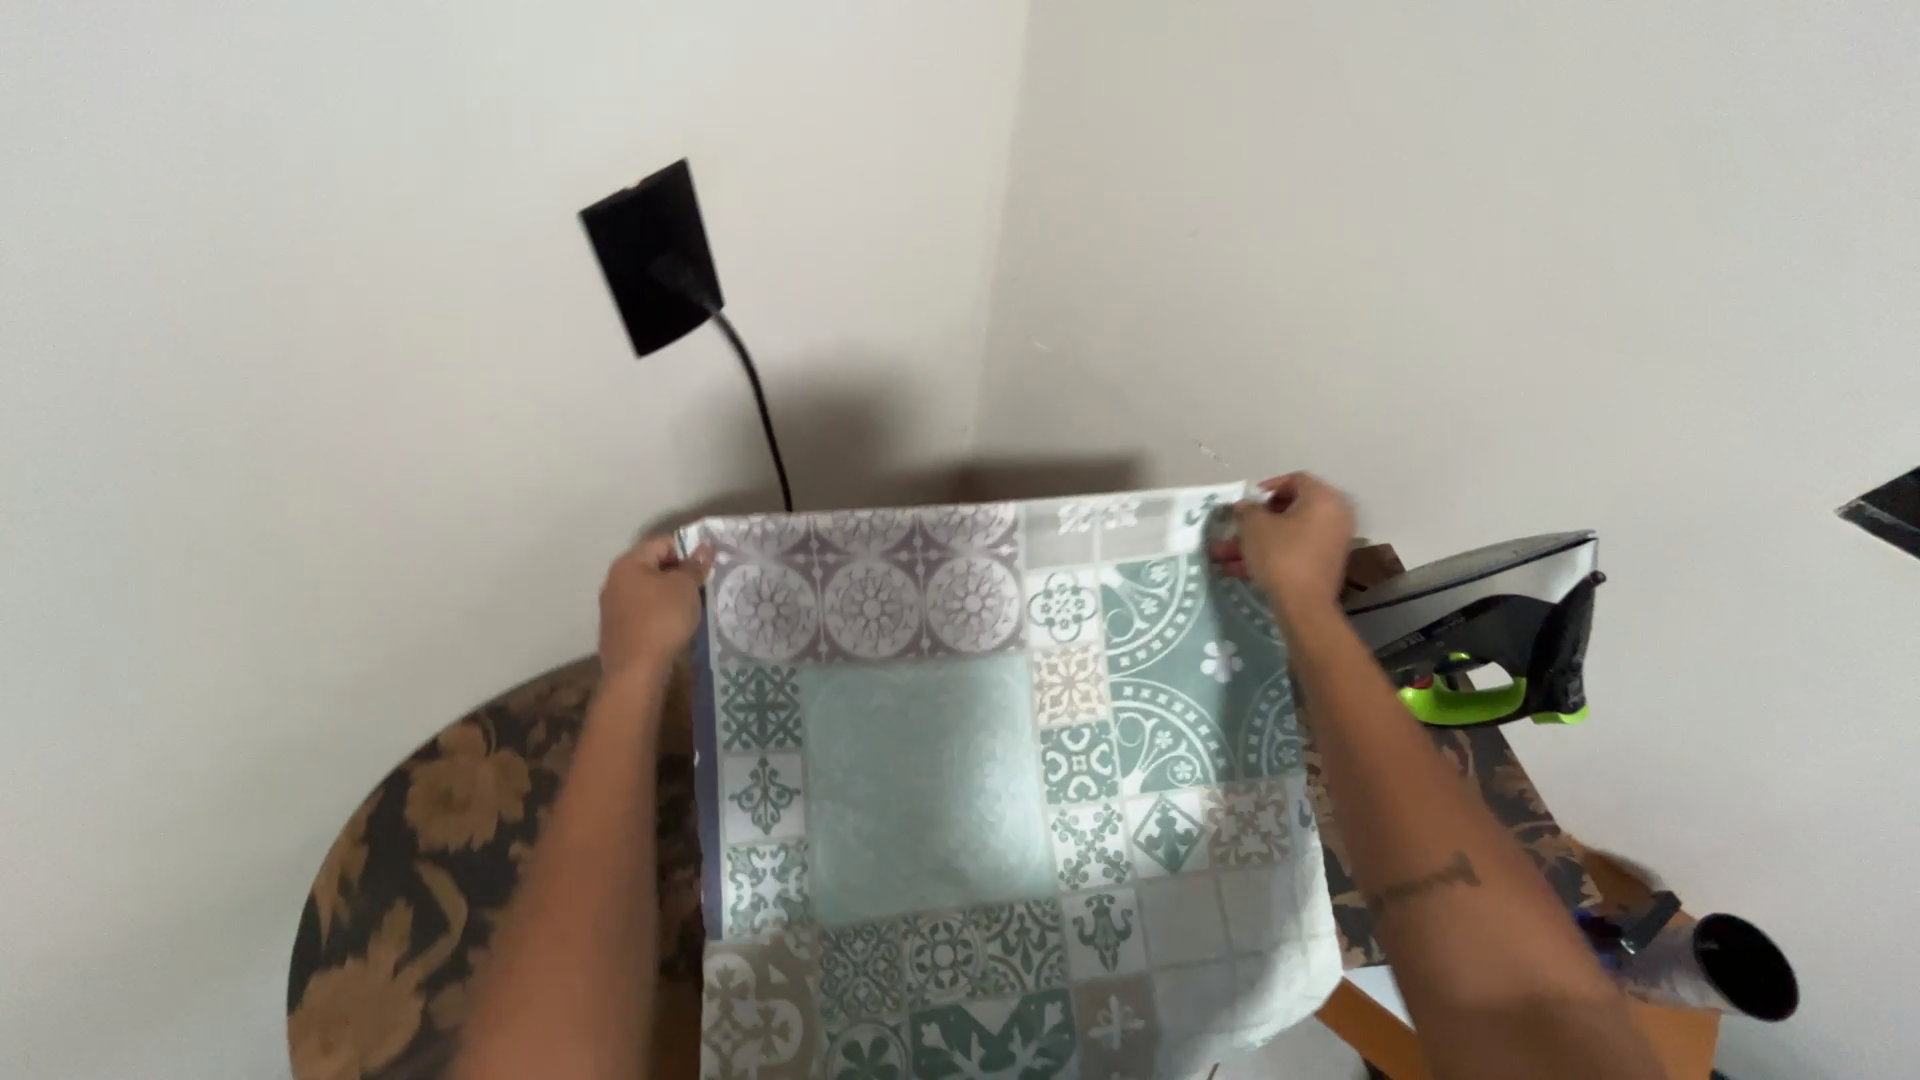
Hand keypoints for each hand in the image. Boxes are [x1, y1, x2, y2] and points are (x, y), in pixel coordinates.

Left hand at [598, 535, 712, 684]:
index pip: (663, 542)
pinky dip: (660, 611)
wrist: (636, 670)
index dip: (688, 550)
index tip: (706, 567)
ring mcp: (613, 605)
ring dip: (671, 594)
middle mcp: (615, 580)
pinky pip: (643, 609)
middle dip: (680, 573)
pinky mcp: (617, 628)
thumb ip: (695, 565)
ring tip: (691, 607)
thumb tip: (705, 547)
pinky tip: (674, 625)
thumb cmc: (662, 619)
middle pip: (654, 565)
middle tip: (702, 587)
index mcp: (629, 563)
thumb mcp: (685, 587)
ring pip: (649, 589)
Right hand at [1211, 473, 1355, 617]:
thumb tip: (1245, 506)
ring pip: (1286, 535)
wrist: (1303, 604)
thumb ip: (1247, 509)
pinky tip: (1238, 569)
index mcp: (1323, 499)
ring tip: (1224, 555)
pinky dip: (1269, 555)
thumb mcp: (1254, 526)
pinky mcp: (1323, 565)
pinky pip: (1293, 551)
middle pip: (1288, 510)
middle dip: (1254, 521)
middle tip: (1233, 530)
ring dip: (1254, 542)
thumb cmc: (1280, 554)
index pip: (1295, 480)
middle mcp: (1334, 516)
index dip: (1267, 488)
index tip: (1246, 502)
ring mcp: (1331, 542)